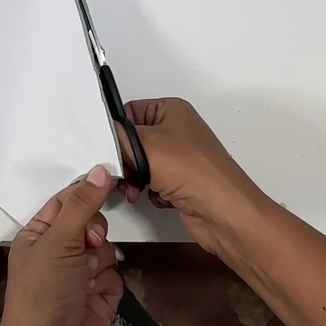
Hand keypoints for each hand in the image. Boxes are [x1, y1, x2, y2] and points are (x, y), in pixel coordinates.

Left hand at [0, 165, 123, 325]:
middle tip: (88, 244)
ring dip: (100, 260)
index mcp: (38, 234)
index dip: (87, 189)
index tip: (112, 176)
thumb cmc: (42, 298)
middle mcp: (58, 252)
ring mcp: (79, 277)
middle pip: (90, 222)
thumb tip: (101, 168)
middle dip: (94, 230)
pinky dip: (109, 284)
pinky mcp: (99, 300)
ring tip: (87, 280)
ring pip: (105, 249)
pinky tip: (98, 298)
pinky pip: (114, 276)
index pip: (66, 199)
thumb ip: (82, 205)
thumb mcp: (57, 243)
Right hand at [118, 98, 264, 260]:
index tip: (105, 148)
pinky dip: (148, 190)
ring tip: (134, 191)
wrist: (225, 215)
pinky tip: (156, 198)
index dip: (116, 129)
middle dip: (124, 158)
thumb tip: (100, 136)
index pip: (130, 111)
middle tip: (118, 173)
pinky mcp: (181, 183)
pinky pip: (152, 182)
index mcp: (171, 110)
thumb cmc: (188, 170)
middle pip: (133, 140)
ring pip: (140, 163)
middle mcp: (176, 130)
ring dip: (133, 178)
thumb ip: (116, 136)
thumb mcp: (145, 144)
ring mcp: (180, 159)